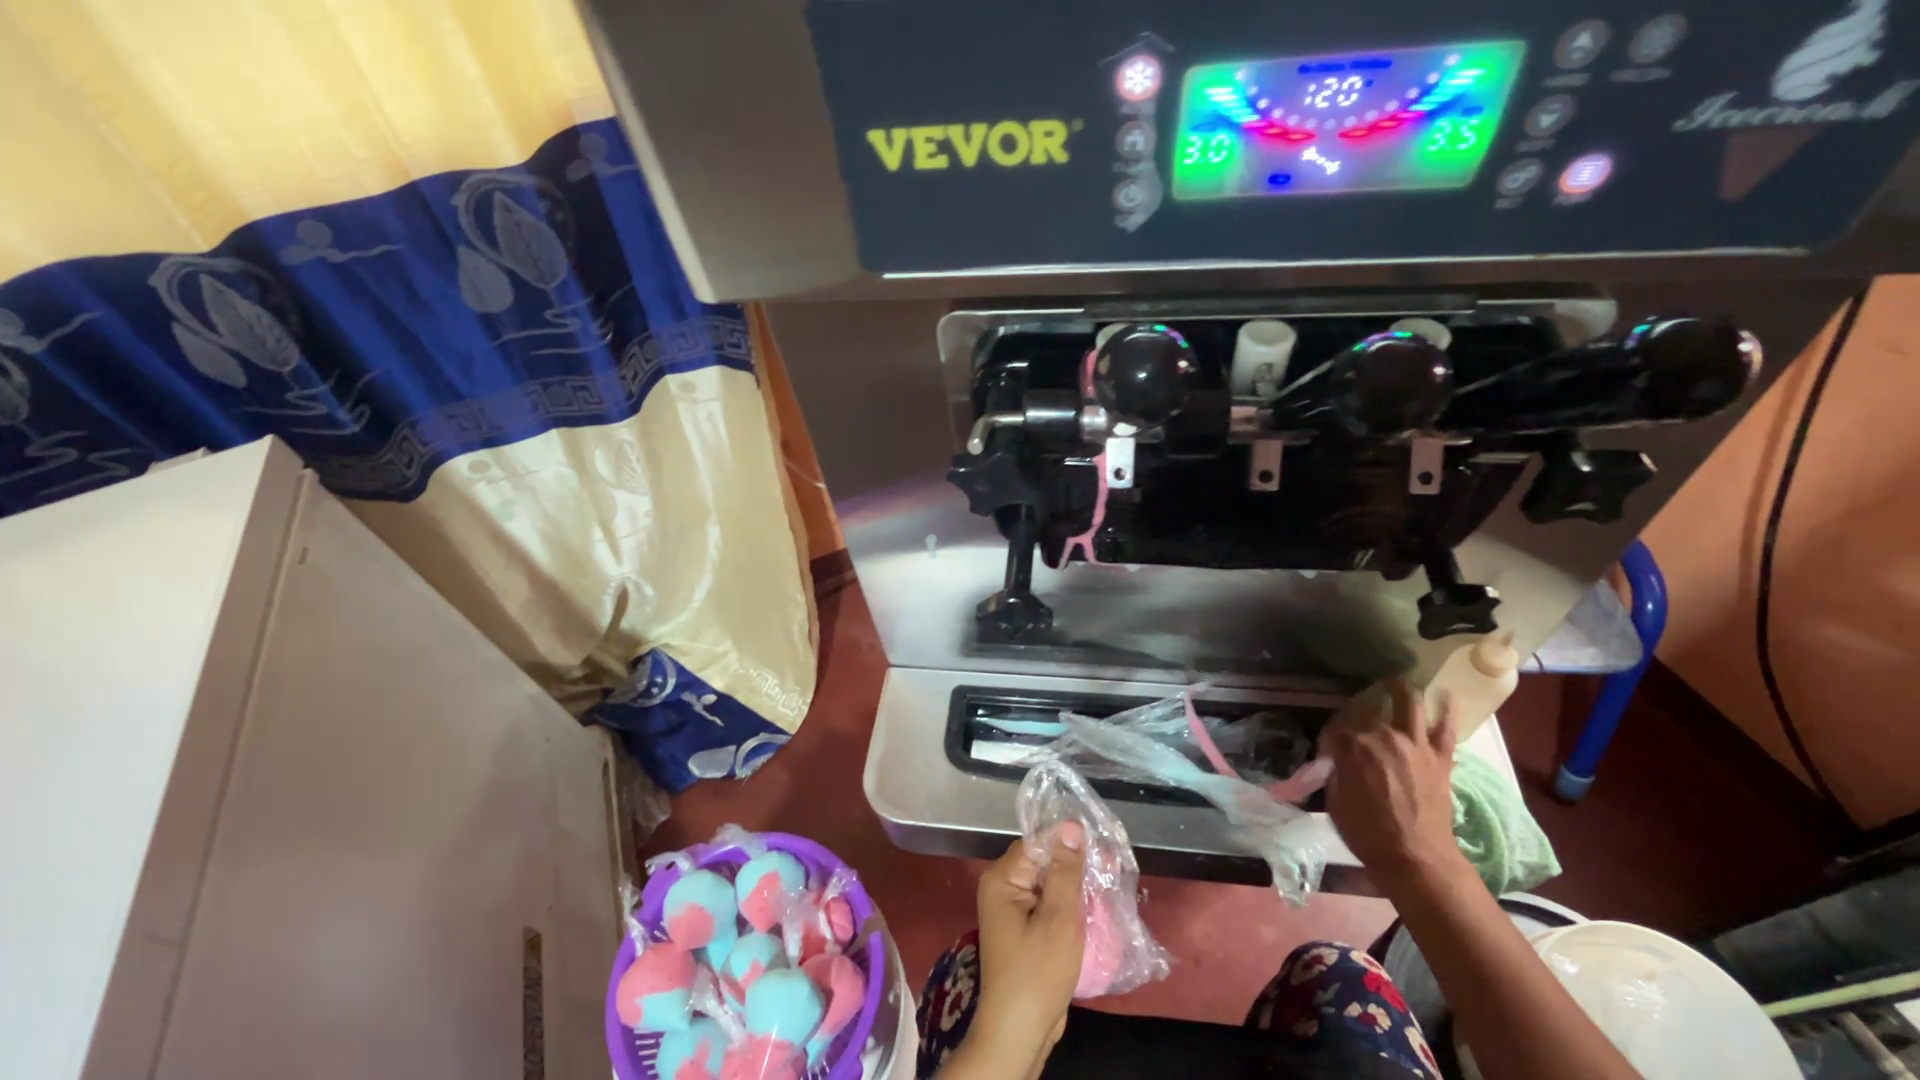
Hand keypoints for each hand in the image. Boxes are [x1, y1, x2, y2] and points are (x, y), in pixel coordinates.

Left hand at [961, 823, 1086, 1078]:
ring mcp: (1013, 912)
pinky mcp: (1026, 932)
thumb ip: (1065, 871)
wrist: (1020, 1030)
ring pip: (1050, 885)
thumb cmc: (1038, 971)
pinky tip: (1097, 908)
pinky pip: (1050, 907)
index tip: (1102, 839)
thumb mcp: (1058, 917)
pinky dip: (1071, 907)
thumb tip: (1071, 827)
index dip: (1068, 839)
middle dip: (1075, 863)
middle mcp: (1003, 890)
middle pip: (1043, 862)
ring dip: (1076, 886)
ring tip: (1110, 882)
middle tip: (1112, 862)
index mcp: (1002, 880)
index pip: (1037, 843)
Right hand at [1320, 679, 1462, 886]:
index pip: (1334, 730)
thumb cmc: (1367, 834)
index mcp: (1351, 748)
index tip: (1328, 750)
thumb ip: (1333, 774)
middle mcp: (1382, 736)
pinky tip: (1447, 696)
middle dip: (1360, 713)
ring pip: (1410, 704)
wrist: (1416, 858)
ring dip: (1402, 690)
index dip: (1329, 738)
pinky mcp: (1439, 757)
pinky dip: (1447, 710)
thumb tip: (1333, 761)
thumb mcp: (1335, 803)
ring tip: (1399, 681)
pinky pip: (1446, 727)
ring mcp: (1414, 744)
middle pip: (1368, 713)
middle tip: (1358, 719)